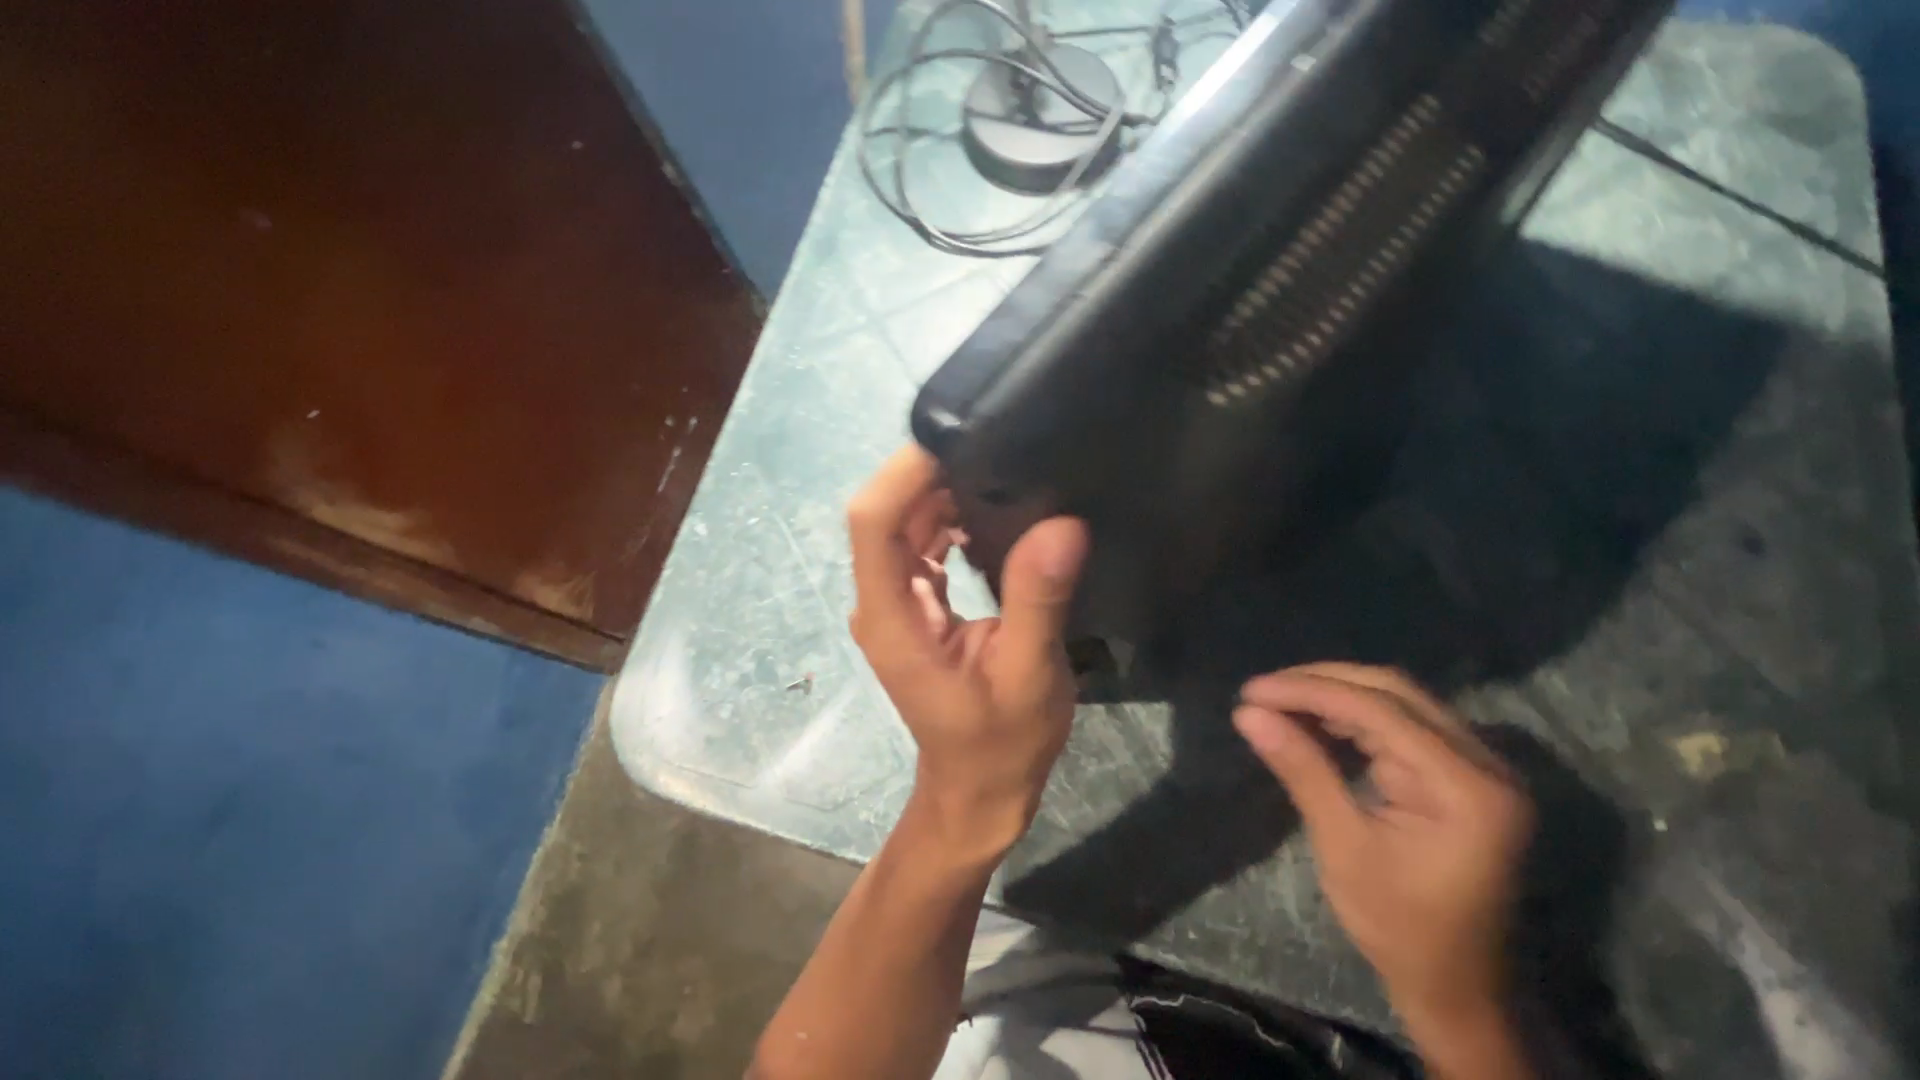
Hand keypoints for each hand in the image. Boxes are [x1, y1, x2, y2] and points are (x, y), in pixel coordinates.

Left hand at [847, 446, 1089, 860]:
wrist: (978, 789)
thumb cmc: (1002, 744)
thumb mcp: (1030, 675)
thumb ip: (1037, 600)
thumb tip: (1062, 524)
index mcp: (893, 619)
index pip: (874, 522)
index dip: (905, 472)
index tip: (962, 439)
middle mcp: (880, 603)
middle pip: (885, 513)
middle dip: (929, 471)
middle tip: (996, 440)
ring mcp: (894, 604)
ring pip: (901, 524)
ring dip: (939, 490)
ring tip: (999, 463)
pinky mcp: (915, 606)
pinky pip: (919, 545)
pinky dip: (946, 517)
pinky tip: (990, 505)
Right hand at [1233, 663, 1532, 1027]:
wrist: (1454, 984)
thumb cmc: (1398, 925)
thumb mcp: (1343, 846)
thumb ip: (1302, 770)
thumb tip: (1248, 714)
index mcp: (1466, 785)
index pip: (1379, 710)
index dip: (1310, 692)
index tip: (1252, 692)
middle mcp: (1484, 763)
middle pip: (1396, 692)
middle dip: (1323, 683)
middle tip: (1261, 691)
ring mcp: (1479, 767)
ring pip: (1400, 702)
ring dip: (1337, 696)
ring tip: (1278, 702)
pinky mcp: (1463, 776)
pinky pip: (1406, 727)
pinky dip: (1357, 719)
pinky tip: (1315, 721)